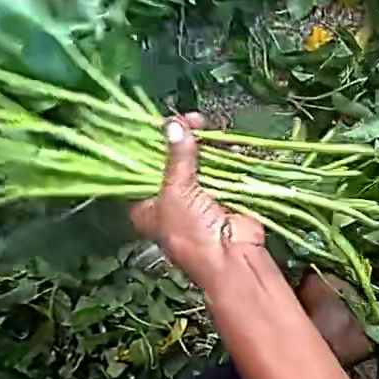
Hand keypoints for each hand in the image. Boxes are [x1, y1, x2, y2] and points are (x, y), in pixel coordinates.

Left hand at [131, 114, 267, 288]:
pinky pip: (225, 170)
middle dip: (184, 140)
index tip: (166, 122)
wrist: (232, 257)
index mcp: (148, 203)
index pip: (145, 164)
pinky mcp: (227, 195)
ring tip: (211, 127)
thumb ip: (177, 158)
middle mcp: (173, 198)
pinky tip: (228, 141)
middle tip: (193, 121)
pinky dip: (228, 155)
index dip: (155, 142)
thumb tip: (173, 125)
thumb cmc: (191, 233)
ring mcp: (201, 196)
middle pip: (175, 161)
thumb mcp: (176, 192)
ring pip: (201, 163)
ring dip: (207, 145)